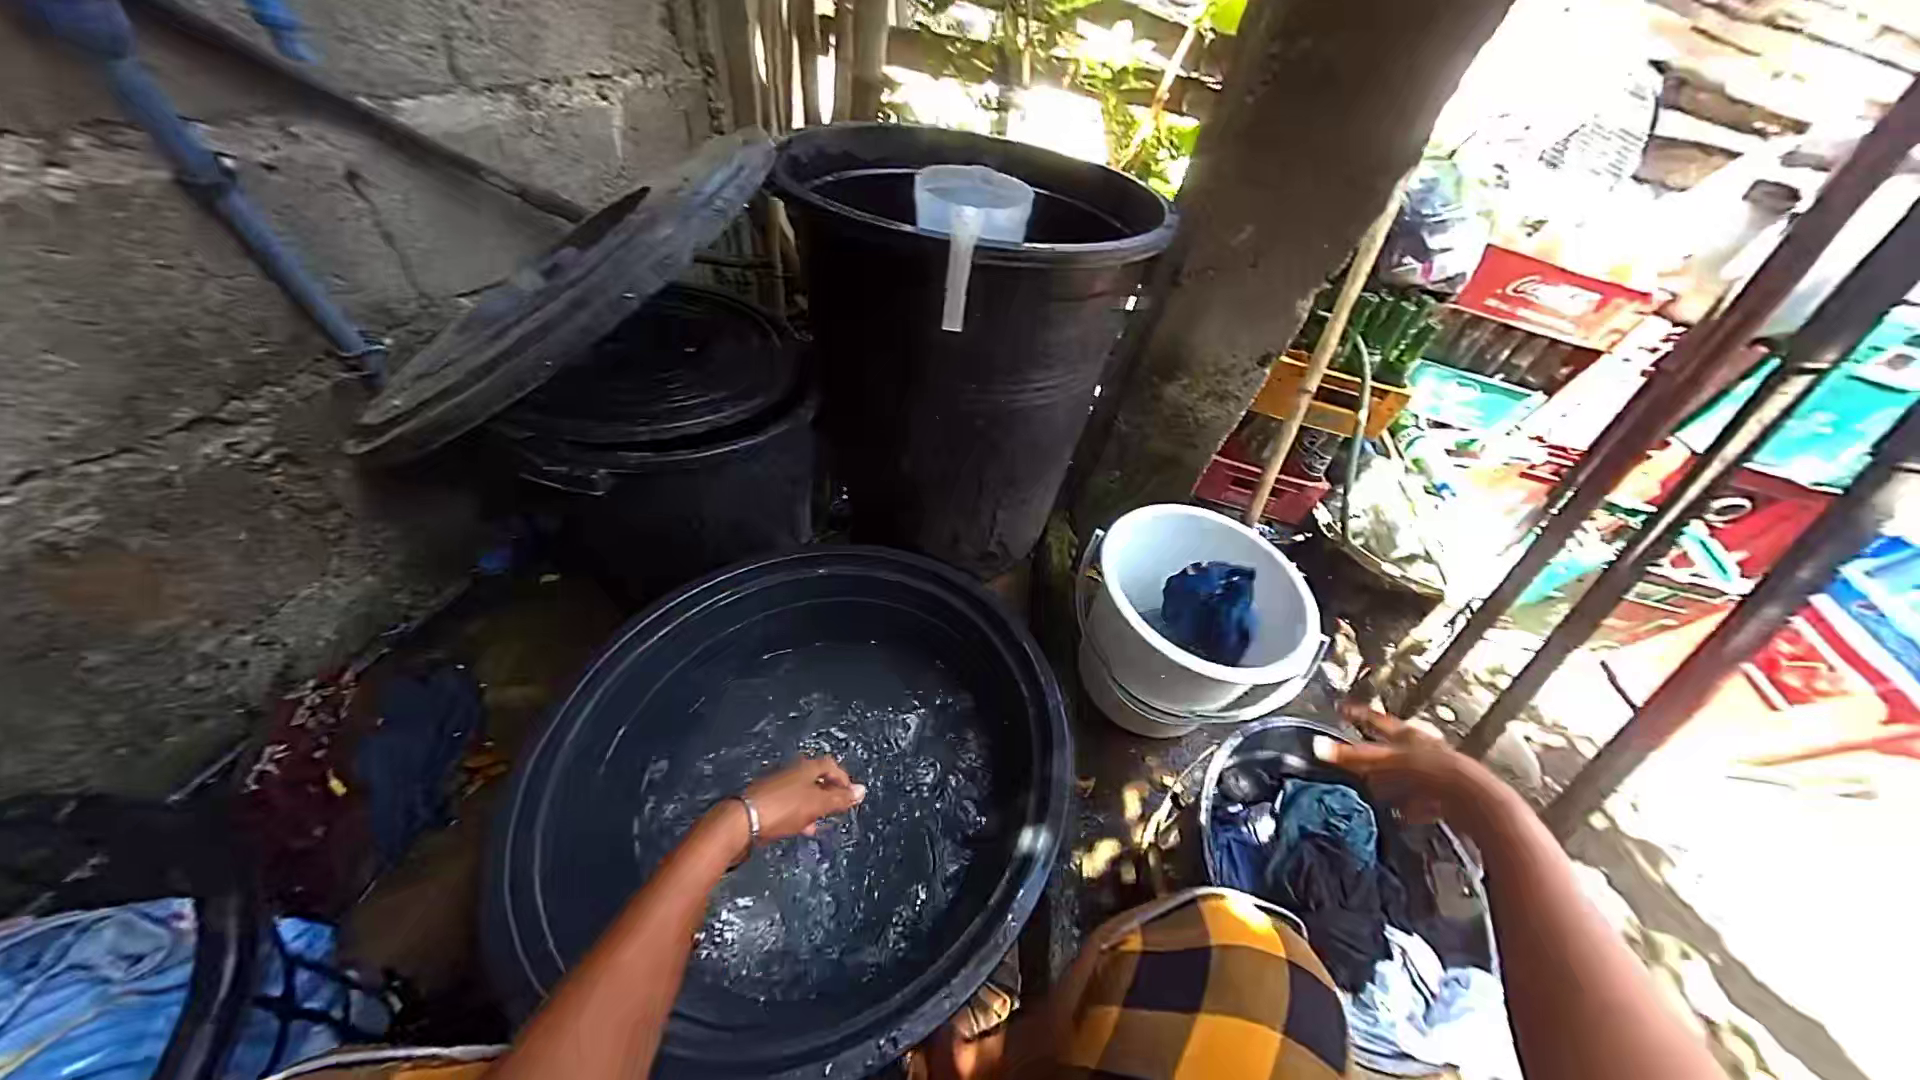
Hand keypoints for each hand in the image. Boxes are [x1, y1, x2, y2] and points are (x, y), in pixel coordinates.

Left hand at [741, 757, 866, 841]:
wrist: (741, 821)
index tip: (851, 796)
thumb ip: (839, 799)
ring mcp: (777, 785)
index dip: (843, 779)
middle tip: (837, 808)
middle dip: (829, 793)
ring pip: (803, 792)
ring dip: (814, 805)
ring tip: (820, 822)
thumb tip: (862, 790)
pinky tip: (800, 827)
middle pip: (817, 778)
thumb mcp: (817, 805)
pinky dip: (799, 813)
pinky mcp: (766, 800)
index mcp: (807, 767)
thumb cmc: (784, 808)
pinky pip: (790, 804)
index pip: (831, 765)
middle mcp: (792, 771)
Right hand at [1314, 704, 1503, 830]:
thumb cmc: (1430, 773)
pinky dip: (1406, 803)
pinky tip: (1400, 813)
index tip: (1341, 709)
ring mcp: (1436, 773)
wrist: (1477, 804)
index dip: (1357, 714)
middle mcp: (1422, 749)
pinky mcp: (1447, 798)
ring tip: (1372, 789)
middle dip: (1373, 752)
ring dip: (1390, 781)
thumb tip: (1317, 747)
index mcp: (1407, 734)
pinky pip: (1419, 798)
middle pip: (1391, 747)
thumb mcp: (1384, 763)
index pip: (1375, 718)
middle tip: (1353, 755)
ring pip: (1405, 773)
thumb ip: (1351, 757)